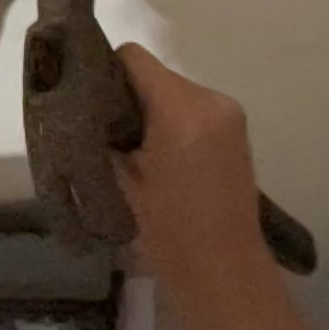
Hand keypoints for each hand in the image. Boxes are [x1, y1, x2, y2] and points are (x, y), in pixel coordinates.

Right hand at [113, 44, 270, 289]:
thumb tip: (95, 111)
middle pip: (157, 75)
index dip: (107, 72)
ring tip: (139, 151)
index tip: (91, 99)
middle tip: (112, 135)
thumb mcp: (124, 183)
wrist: (224, 270)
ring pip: (176, 90)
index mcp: (181, 110)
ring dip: (155, 110)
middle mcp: (211, 99)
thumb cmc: (169, 234)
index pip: (134, 59)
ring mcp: (229, 111)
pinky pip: (195, 107)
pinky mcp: (238, 126)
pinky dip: (176, 120)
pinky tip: (165, 156)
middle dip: (132, 98)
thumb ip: (110, 138)